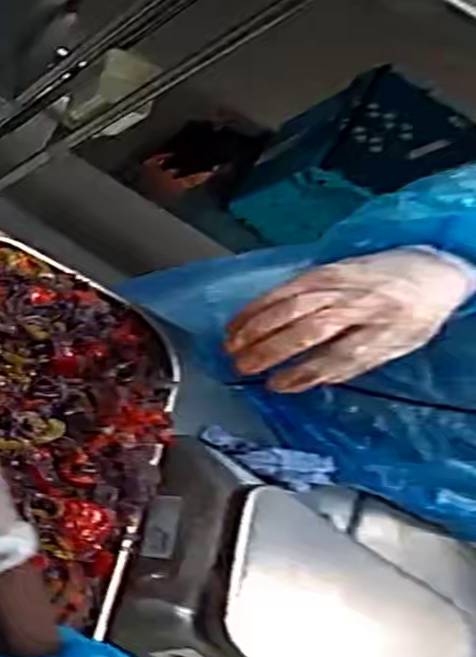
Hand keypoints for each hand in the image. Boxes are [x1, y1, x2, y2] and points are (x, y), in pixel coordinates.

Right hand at [225, 247, 473, 392]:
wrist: (426, 272)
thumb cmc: (407, 316)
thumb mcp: (396, 343)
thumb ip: (352, 362)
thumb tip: (300, 381)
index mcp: (393, 328)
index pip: (345, 354)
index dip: (306, 372)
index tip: (276, 385)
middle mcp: (366, 305)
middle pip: (311, 329)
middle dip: (270, 351)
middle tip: (242, 367)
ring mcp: (340, 287)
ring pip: (288, 309)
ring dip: (253, 331)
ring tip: (230, 348)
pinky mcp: (316, 275)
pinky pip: (275, 293)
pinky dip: (250, 312)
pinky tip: (234, 327)